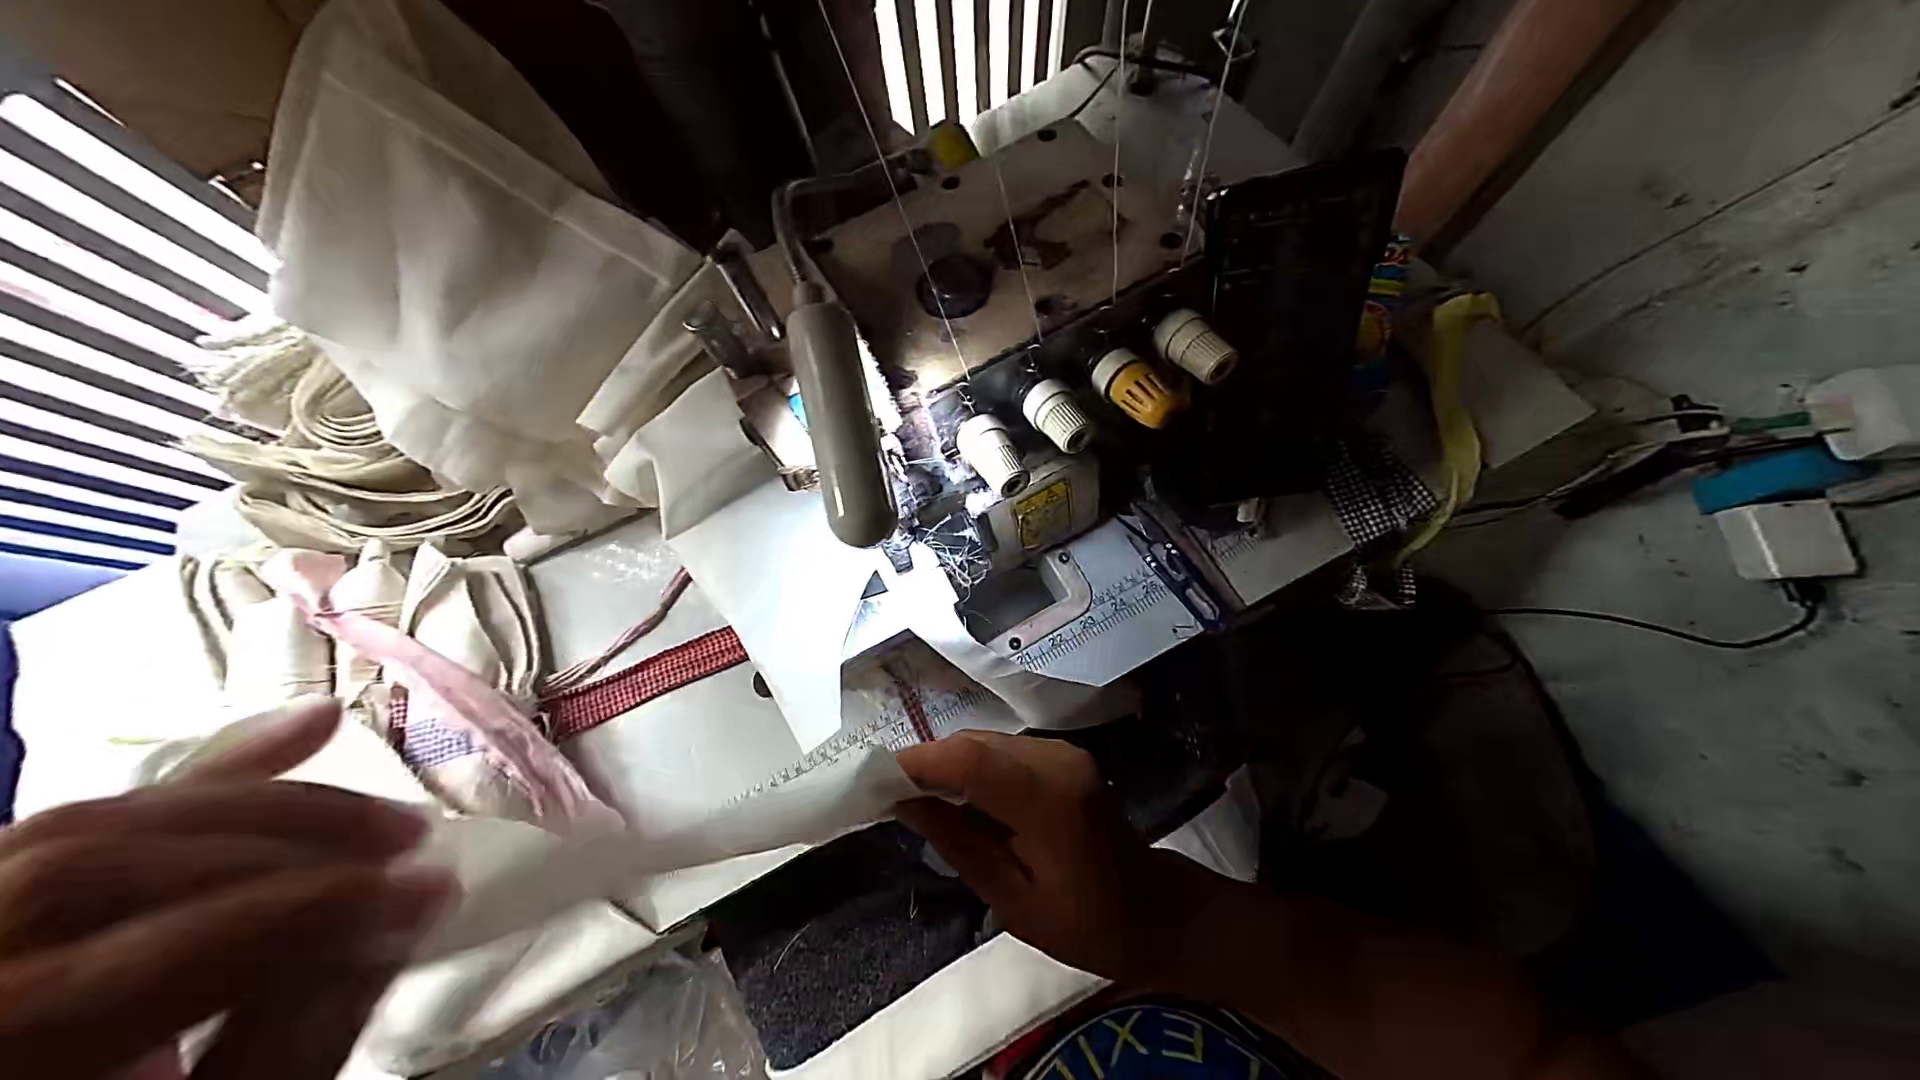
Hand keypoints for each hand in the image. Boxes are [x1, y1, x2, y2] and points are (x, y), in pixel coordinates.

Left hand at [0, 698, 456, 1079]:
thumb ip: (289, 1044)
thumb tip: (399, 921)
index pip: (150, 958)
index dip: (312, 909)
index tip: (433, 889)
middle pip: (105, 866)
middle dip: (289, 841)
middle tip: (410, 841)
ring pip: (98, 820)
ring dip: (267, 799)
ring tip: (384, 810)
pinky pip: (90, 810)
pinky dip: (214, 764)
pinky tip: (317, 720)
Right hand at [893, 731, 1205, 984]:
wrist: (1153, 908)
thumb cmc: (1085, 923)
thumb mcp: (1012, 899)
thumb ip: (958, 844)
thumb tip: (905, 803)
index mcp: (1050, 802)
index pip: (972, 759)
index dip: (920, 761)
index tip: (876, 780)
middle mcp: (1057, 761)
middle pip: (975, 742)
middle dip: (927, 762)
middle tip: (888, 791)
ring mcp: (1063, 751)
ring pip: (986, 740)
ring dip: (947, 762)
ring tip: (914, 793)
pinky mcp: (1062, 753)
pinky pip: (1003, 748)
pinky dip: (971, 764)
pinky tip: (955, 791)